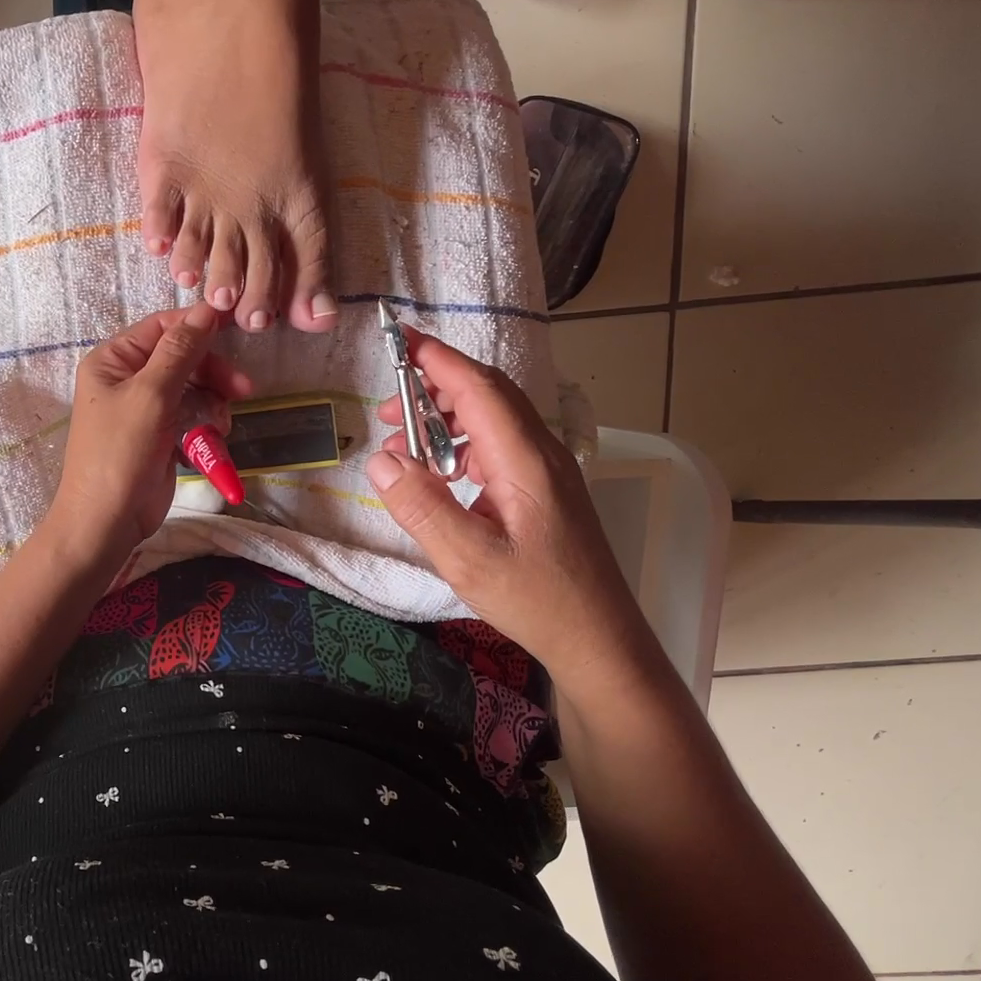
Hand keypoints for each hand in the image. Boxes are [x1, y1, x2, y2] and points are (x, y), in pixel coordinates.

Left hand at [49, 301, 252, 557]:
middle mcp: (125, 379)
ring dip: (212, 404)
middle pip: (182, 358)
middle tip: (242, 391)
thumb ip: (180, 351)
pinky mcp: (159, 436)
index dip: (198, 327)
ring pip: (193, 389)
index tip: (238, 329)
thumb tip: (205, 308)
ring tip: (220, 427)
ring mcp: (143, 409)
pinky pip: (191, 417)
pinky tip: (213, 441)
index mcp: (112, 360)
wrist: (107, 521)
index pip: (161, 327)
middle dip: (212, 374)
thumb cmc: (120, 453)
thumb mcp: (151, 395)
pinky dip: (205, 426)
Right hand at [365, 330, 653, 673]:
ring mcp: (545, 471)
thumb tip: (382, 459)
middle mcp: (540, 454)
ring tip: (401, 444)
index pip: (478, 390)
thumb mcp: (467, 558)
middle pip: (488, 395)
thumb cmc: (536, 599)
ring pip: (492, 420)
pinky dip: (458, 445)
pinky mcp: (542, 490)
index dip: (437, 360)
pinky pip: (496, 446)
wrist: (598, 638)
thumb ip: (421, 506)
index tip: (398, 341)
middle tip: (385, 408)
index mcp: (525, 461)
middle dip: (434, 386)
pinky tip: (437, 474)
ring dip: (444, 418)